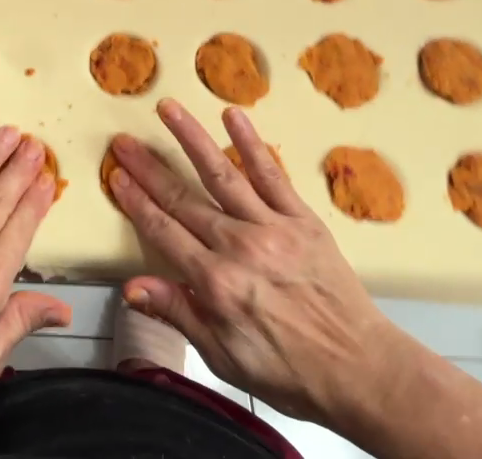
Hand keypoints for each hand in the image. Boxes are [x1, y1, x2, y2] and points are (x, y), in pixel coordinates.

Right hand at [107, 101, 418, 425]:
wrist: (365, 372)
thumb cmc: (290, 372)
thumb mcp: (224, 357)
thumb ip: (177, 313)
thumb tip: (131, 287)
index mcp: (215, 282)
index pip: (162, 231)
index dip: (135, 202)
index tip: (115, 176)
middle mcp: (239, 247)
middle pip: (182, 198)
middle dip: (148, 167)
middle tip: (123, 140)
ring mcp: (272, 229)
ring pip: (221, 174)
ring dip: (191, 138)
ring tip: (168, 108)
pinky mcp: (303, 221)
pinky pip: (272, 176)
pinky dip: (251, 145)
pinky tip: (233, 117)